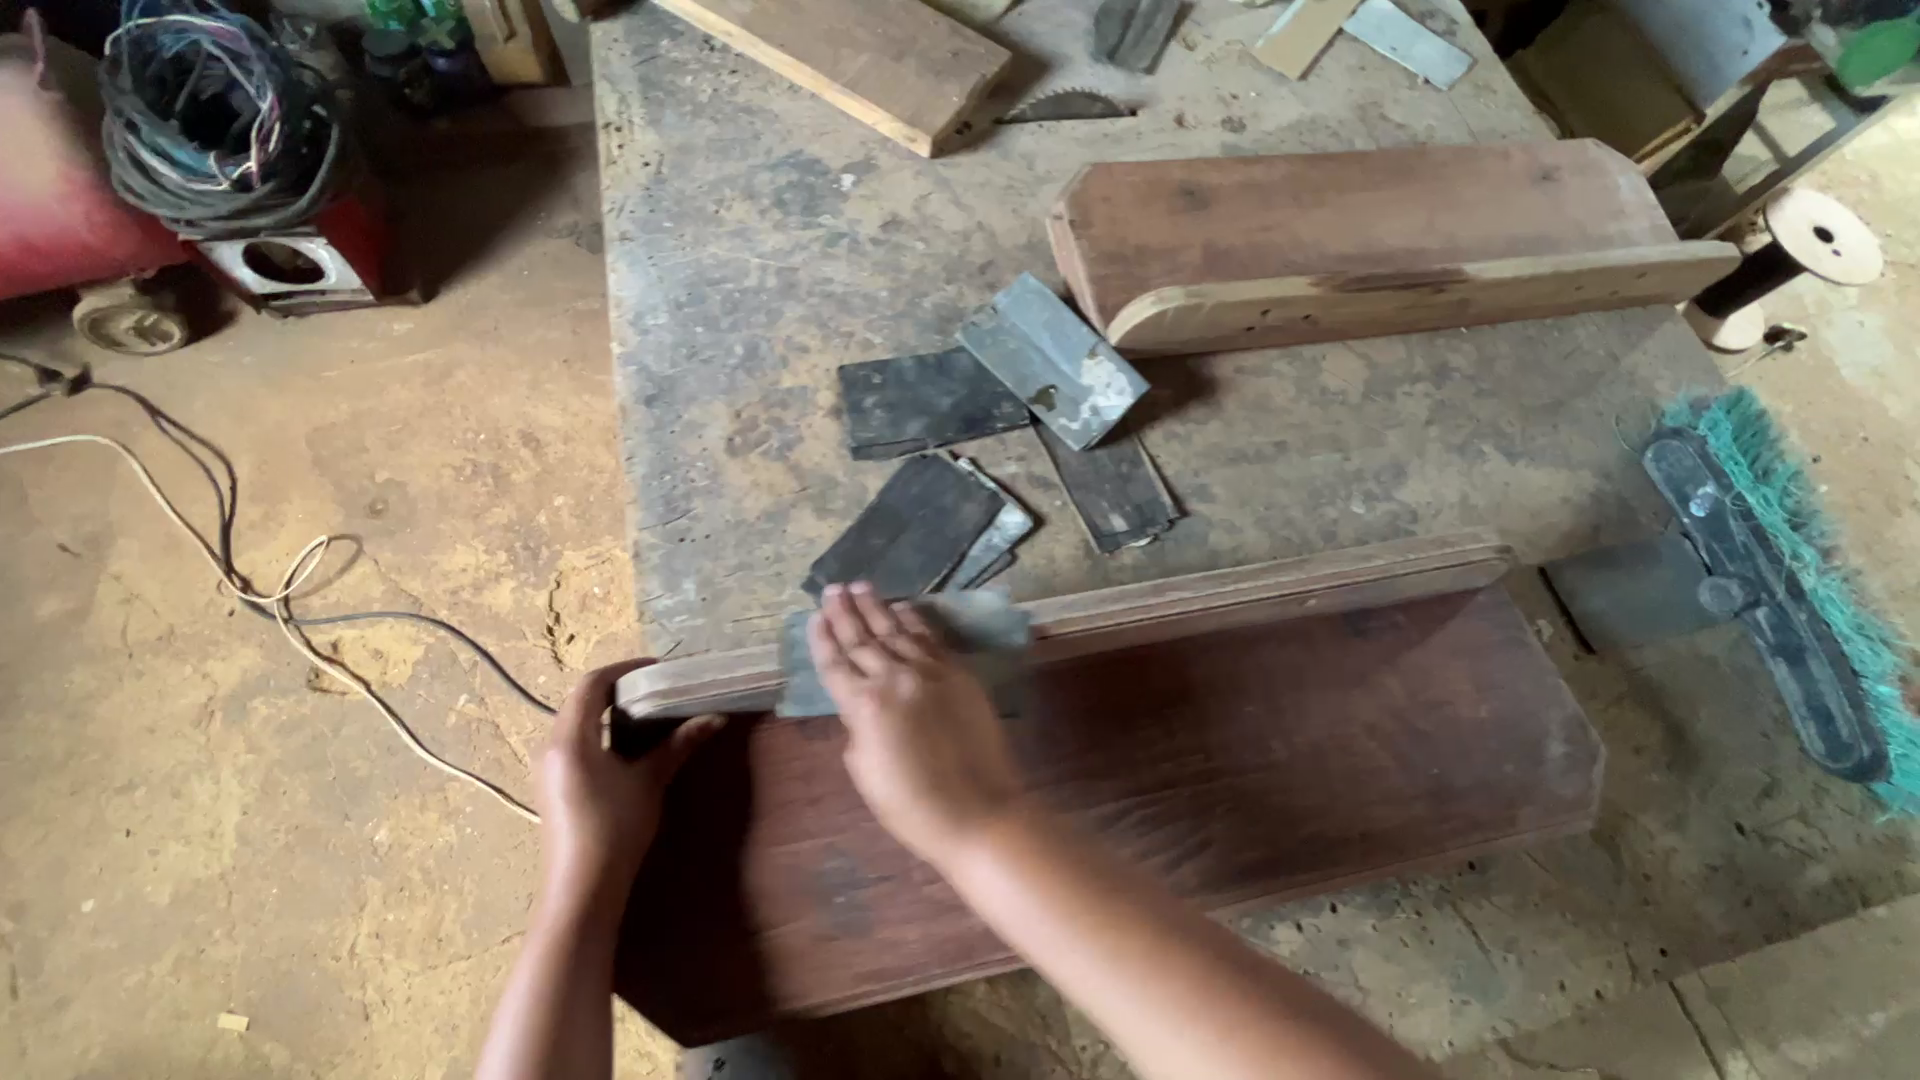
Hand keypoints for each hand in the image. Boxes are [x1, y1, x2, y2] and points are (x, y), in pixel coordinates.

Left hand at [537, 659, 722, 912]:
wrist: (582, 889)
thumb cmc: (615, 828)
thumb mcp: (650, 781)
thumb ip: (678, 744)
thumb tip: (714, 718)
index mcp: (570, 738)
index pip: (591, 684)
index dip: (625, 669)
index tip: (658, 669)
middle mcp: (551, 746)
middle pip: (581, 700)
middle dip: (618, 688)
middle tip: (658, 688)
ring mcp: (548, 768)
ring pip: (577, 722)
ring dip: (609, 711)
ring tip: (648, 712)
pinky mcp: (554, 786)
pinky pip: (575, 742)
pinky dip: (601, 732)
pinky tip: (628, 746)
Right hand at [808, 582, 1024, 866]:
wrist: (975, 810)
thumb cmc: (910, 804)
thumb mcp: (863, 769)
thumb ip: (857, 727)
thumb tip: (863, 706)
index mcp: (862, 706)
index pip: (835, 663)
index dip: (822, 638)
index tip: (814, 615)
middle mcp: (893, 678)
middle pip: (863, 639)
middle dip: (845, 612)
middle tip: (832, 588)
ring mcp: (929, 672)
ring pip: (896, 631)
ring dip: (877, 607)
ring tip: (861, 587)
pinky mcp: (958, 673)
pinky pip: (930, 638)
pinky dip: (913, 620)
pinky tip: (902, 607)